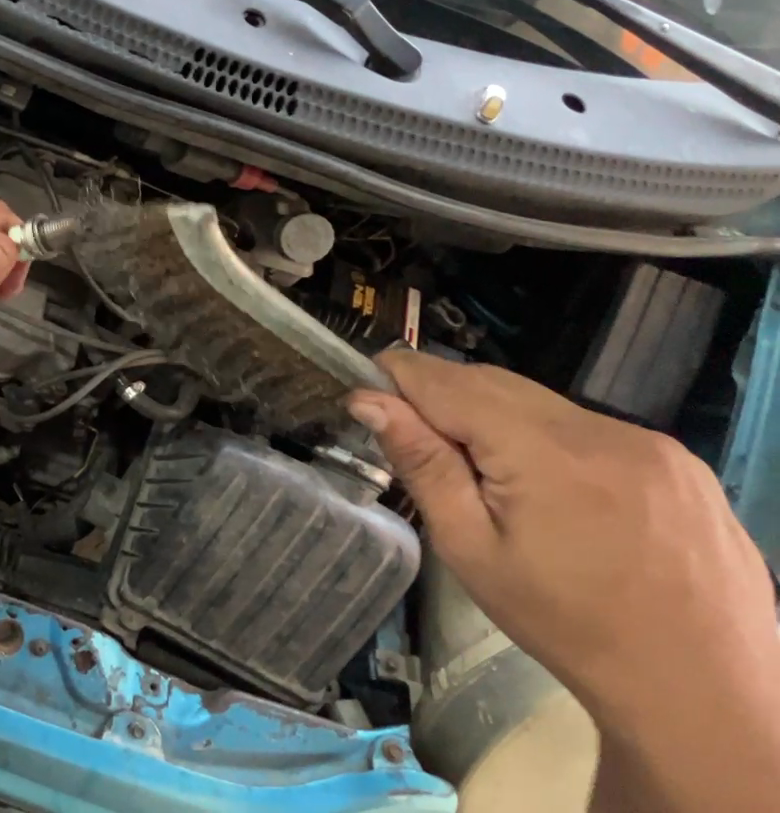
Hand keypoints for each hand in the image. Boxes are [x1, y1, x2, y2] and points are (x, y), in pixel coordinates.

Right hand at [345, 351, 777, 731]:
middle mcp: (603, 430)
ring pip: (538, 401)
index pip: (448, 381)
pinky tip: (544, 486)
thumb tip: (367, 400)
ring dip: (491, 415)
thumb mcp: (470, 548)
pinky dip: (542, 435)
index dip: (397, 376)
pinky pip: (584, 425)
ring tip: (476, 470)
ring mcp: (650, 442)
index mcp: (546, 453)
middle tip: (409, 438)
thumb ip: (421, 464)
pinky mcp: (678, 461)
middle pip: (493, 381)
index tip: (362, 393)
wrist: (700, 686)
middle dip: (440, 395)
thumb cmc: (563, 622)